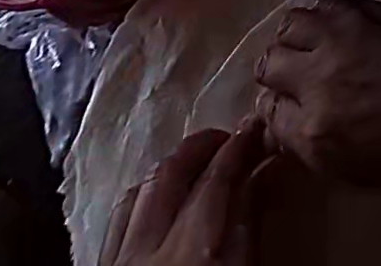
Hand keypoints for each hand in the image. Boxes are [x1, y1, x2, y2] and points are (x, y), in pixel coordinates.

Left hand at [100, 123, 268, 265]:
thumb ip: (249, 230)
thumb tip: (262, 174)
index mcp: (199, 254)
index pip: (221, 181)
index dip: (241, 148)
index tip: (257, 128)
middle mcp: (154, 249)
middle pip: (176, 174)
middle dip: (205, 145)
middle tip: (232, 136)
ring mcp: (122, 260)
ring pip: (144, 189)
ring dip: (173, 166)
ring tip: (197, 161)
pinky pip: (118, 218)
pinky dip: (142, 194)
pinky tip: (157, 196)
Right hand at [253, 0, 380, 186]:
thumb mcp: (361, 171)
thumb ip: (312, 146)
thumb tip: (283, 124)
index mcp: (317, 129)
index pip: (268, 113)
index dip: (275, 111)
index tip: (286, 110)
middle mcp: (318, 76)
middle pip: (270, 62)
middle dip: (276, 71)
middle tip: (293, 77)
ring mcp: (340, 36)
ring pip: (290, 24)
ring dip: (294, 37)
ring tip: (310, 45)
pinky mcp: (361, 9)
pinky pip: (324, 3)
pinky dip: (323, 15)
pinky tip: (337, 26)